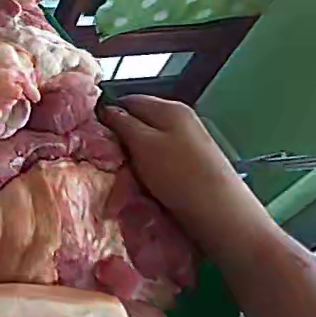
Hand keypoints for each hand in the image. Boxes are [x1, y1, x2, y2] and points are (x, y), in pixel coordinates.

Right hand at [100, 96, 277, 258]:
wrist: (223, 217)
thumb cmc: (179, 175)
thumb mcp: (142, 144)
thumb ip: (122, 123)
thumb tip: (106, 108)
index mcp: (169, 108)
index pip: (128, 99)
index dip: (109, 113)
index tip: (93, 132)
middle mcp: (182, 120)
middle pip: (139, 120)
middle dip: (122, 135)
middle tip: (107, 154)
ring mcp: (190, 142)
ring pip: (149, 141)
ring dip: (134, 154)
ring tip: (124, 171)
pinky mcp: (193, 164)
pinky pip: (161, 158)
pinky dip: (149, 167)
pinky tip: (145, 181)